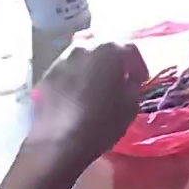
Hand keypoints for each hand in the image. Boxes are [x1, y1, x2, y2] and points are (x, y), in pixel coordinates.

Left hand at [22, 41, 145, 176]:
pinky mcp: (47, 74)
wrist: (59, 142)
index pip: (131, 50)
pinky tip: (80, 93)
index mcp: (109, 51)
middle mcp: (84, 47)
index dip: (139, 66)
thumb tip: (128, 78)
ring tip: (99, 84)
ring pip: (84, 55)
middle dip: (115, 60)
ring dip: (94, 66)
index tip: (142, 80)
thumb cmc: (102, 124)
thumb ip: (132, 85)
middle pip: (104, 46)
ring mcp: (62, 59)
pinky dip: (78, 76)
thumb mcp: (130, 106)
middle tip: (121, 77)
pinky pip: (69, 69)